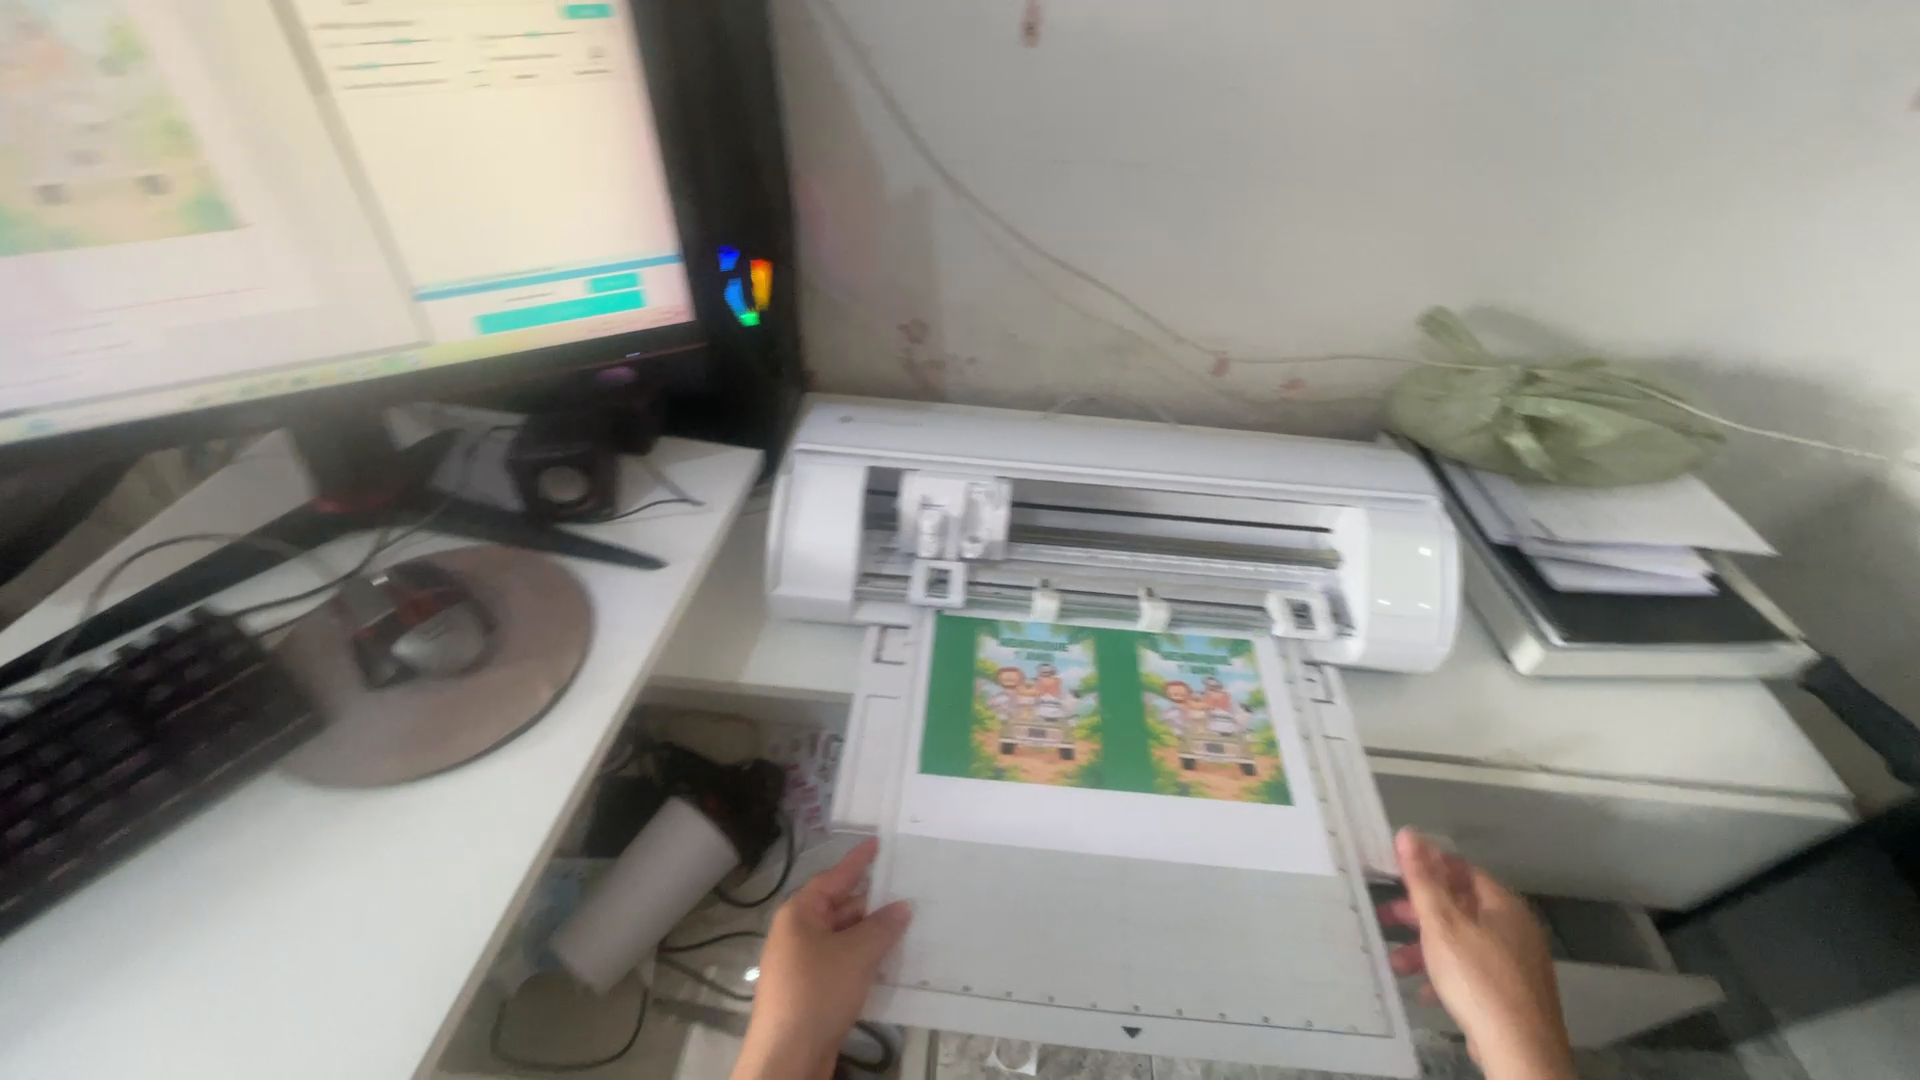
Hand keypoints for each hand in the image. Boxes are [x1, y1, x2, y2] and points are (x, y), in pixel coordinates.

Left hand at [732, 838, 912, 1079]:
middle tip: (908, 892)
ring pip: (843, 939)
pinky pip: (842, 964)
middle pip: (839, 908)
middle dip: (872, 904)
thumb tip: (902, 906)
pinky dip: (864, 961)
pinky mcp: (811, 993)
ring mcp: (802, 965)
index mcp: (799, 914)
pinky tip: (890, 964)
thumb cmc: (817, 993)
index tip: (878, 844)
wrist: (786, 1061)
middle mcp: (797, 934)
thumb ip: (882, 927)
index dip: (857, 861)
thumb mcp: (856, 954)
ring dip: (871, 935)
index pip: (833, 877)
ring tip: (907, 927)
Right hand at [1380, 829, 1575, 1079]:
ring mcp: (1517, 963)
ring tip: (1396, 962)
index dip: (1428, 865)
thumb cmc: (1477, 978)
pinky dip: (1446, 972)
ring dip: (1427, 947)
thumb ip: (1422, 879)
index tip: (1393, 870)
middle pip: (1460, 907)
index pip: (1461, 869)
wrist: (1520, 1052)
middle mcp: (1515, 929)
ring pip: (1462, 941)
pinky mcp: (1513, 993)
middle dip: (1420, 912)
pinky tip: (1424, 989)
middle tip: (1387, 915)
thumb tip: (1408, 834)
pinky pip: (1472, 969)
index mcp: (1503, 906)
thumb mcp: (1441, 924)